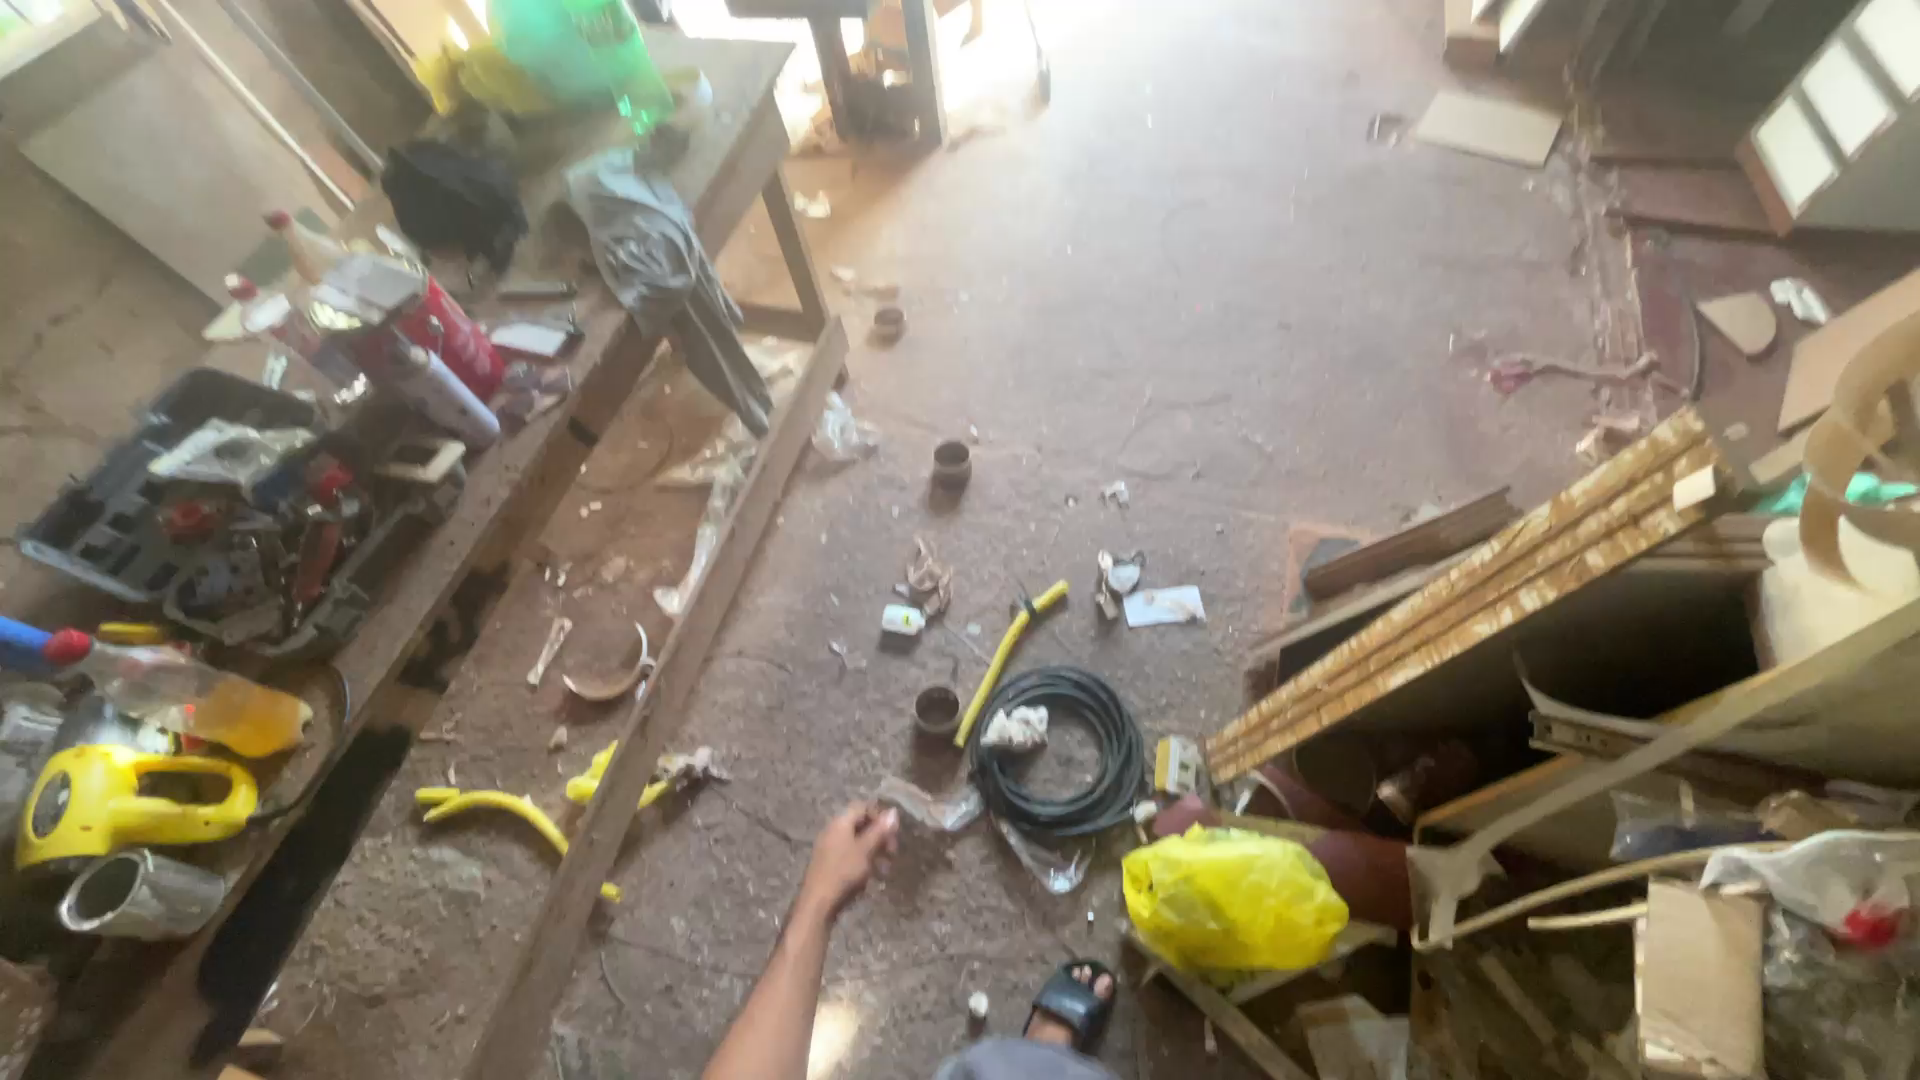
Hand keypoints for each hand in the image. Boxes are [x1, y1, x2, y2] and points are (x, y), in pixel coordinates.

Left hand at [796, 801, 899, 922]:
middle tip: (892, 852)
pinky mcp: (828, 863)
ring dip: (873, 851)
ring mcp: (828, 847)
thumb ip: (880, 830)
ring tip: (884, 869)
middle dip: (878, 836)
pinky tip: (870, 876)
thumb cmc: (844, 872)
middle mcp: (832, 830)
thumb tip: (893, 811)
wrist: (817, 903)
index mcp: (840, 822)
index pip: (863, 807)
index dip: (879, 816)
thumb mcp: (866, 850)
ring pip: (856, 841)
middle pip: (860, 824)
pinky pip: (848, 854)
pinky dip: (862, 860)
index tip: (892, 834)